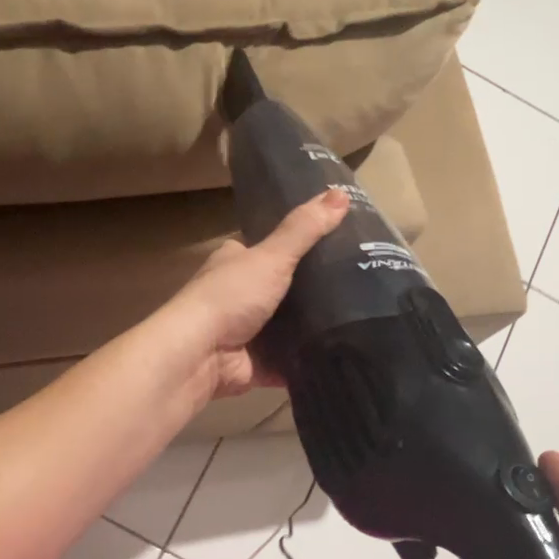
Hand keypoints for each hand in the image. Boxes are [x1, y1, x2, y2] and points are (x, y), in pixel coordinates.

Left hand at [161, 188, 349, 398]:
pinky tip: (340, 356)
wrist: (199, 354)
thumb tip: (342, 191)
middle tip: (358, 286)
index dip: (298, 246)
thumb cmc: (230, 296)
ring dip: (312, 329)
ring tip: (359, 320)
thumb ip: (305, 229)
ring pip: (287, 329)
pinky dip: (307, 363)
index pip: (268, 248)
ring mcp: (246, 333)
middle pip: (282, 290)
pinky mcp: (255, 366)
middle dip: (312, 292)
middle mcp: (237, 296)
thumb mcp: (272, 256)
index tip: (338, 245)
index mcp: (234, 262)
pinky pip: (287, 364)